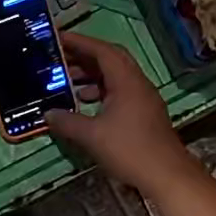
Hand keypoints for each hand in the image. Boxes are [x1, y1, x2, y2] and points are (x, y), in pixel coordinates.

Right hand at [46, 32, 193, 190]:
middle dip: (84, 57)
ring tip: (66, 82)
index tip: (58, 38)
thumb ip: (67, 122)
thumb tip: (48, 114)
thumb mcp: (91, 136)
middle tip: (59, 58)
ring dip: (90, 76)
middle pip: (110, 61)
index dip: (80, 42)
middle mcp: (137, 85)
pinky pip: (117, 93)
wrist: (167, 176)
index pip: (103, 51)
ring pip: (114, 77)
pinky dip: (98, 92)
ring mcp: (142, 100)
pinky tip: (83, 104)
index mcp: (127, 82)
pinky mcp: (142, 115)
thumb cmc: (130, 150)